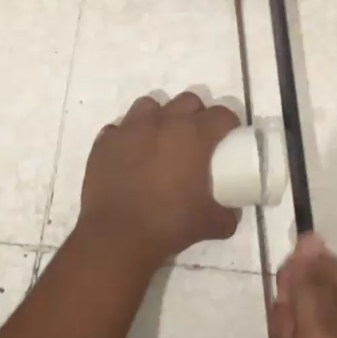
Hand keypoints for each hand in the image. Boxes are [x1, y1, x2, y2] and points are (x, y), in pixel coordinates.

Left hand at [77, 92, 241, 268]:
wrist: (117, 236)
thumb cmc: (169, 224)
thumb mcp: (212, 224)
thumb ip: (228, 214)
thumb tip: (231, 211)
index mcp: (194, 135)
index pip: (222, 115)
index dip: (230, 125)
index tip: (229, 139)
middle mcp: (163, 121)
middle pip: (188, 101)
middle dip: (196, 115)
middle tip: (197, 140)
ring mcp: (130, 128)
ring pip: (150, 106)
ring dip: (161, 117)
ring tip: (161, 141)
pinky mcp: (105, 140)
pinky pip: (121, 128)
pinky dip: (129, 137)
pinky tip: (131, 156)